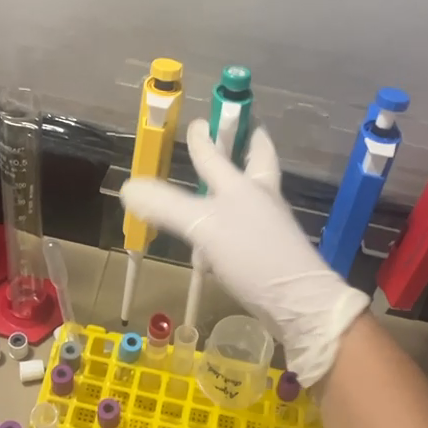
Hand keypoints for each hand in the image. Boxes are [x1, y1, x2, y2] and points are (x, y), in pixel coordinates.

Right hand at [120, 119, 368, 386]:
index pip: (217, 155)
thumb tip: (128, 187)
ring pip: (257, 194)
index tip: (198, 122)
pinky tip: (222, 236)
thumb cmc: (253, 256)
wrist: (299, 304)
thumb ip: (166, 206)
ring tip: (227, 180)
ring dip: (245, 182)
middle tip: (249, 131)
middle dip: (252, 145)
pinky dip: (236, 222)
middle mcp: (261, 200)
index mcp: (244, 186)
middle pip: (259, 163)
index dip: (204, 139)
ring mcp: (271, 227)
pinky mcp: (272, 254)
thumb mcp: (202, 227)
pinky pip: (251, 228)